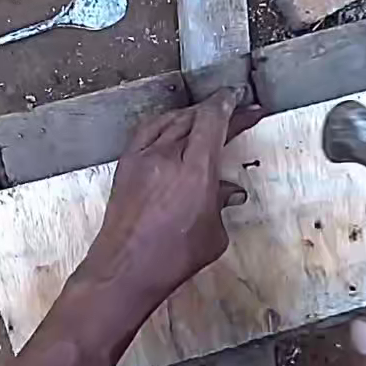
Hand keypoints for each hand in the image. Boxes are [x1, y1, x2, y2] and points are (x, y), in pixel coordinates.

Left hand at [75, 88, 261, 304]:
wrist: (125, 268)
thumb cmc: (172, 257)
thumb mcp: (213, 234)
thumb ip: (221, 203)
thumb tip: (228, 191)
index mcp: (196, 171)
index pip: (213, 121)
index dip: (228, 104)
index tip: (240, 98)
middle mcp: (168, 156)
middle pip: (196, 118)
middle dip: (219, 110)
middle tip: (236, 111)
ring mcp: (143, 157)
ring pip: (171, 120)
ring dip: (193, 115)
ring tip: (209, 117)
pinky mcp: (127, 164)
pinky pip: (147, 130)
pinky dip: (165, 123)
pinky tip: (173, 126)